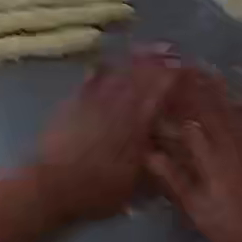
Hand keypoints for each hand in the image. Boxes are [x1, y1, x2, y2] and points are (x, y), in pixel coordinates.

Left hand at [29, 50, 181, 222]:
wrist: (52, 183)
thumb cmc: (98, 191)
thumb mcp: (139, 185)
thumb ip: (159, 163)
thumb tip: (174, 148)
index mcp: (134, 125)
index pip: (158, 94)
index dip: (174, 78)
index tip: (189, 68)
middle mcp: (114, 107)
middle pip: (138, 77)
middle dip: (156, 62)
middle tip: (172, 51)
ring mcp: (90, 101)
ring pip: (115, 74)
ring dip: (133, 61)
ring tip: (148, 50)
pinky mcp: (72, 102)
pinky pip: (90, 80)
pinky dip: (102, 70)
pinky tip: (107, 64)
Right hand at [146, 69, 241, 241]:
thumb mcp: (203, 214)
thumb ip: (176, 180)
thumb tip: (148, 151)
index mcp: (212, 157)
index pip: (188, 117)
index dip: (173, 97)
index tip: (159, 76)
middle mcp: (235, 145)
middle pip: (213, 108)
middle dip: (196, 85)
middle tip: (182, 64)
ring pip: (236, 111)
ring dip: (221, 91)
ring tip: (208, 72)